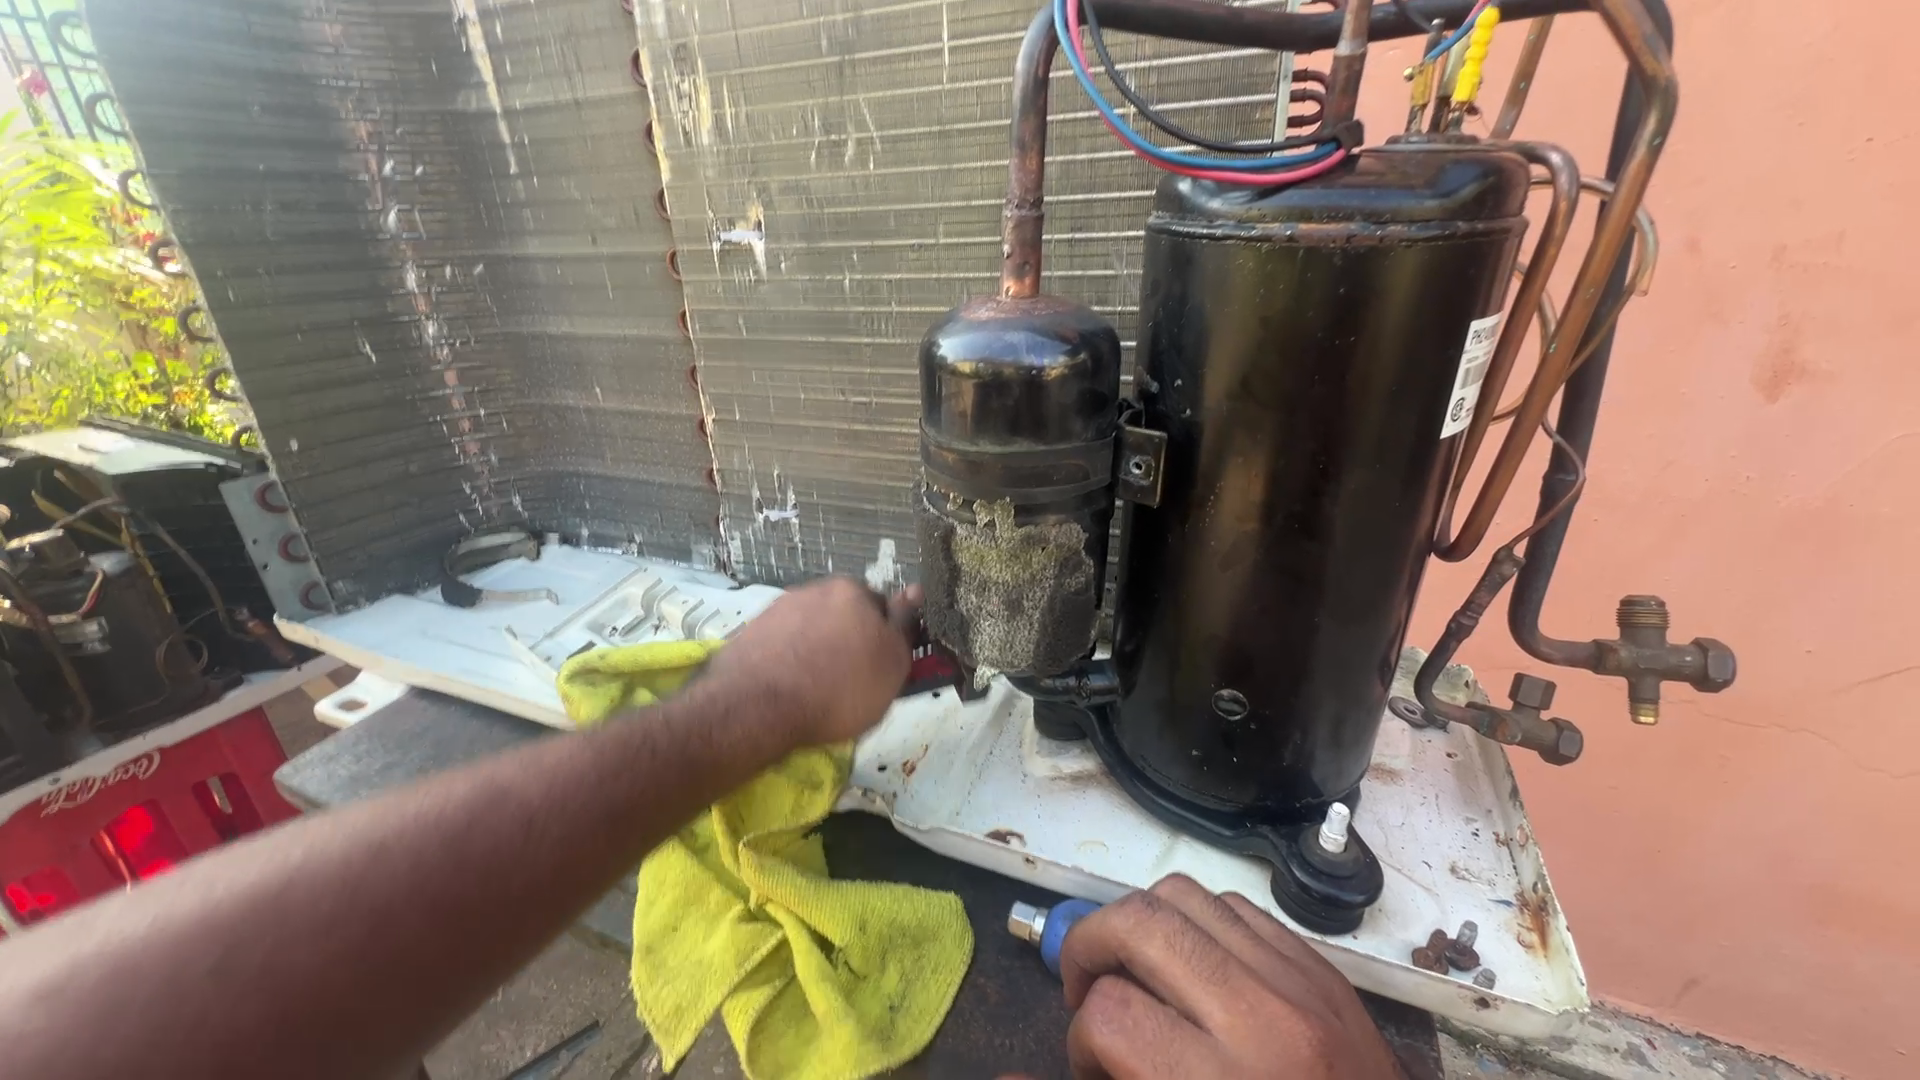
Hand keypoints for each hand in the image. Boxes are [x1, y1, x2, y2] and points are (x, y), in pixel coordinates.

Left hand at [700, 577, 921, 745]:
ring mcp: (779, 609)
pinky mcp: (752, 631)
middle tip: (849, 680)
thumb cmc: (838, 689)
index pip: (881, 609)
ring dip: (817, 649)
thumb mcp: (892, 665)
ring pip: (812, 629)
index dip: (883, 640)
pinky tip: (789, 687)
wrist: (756, 707)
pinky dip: (789, 660)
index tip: (878, 668)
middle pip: (843, 615)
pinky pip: (784, 643)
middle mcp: (814, 589)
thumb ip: (904, 626)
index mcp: (852, 591)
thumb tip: (915, 590)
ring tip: (815, 688)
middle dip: (848, 640)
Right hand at [1058, 875, 1400, 1079]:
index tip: (1090, 1066)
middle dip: (1088, 947)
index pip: (1111, 1016)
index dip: (1080, 1040)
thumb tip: (1001, 1076)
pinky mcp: (1322, 967)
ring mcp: (1300, 982)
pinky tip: (1193, 966)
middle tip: (1085, 987)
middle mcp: (1265, 1020)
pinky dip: (1194, 924)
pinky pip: (1234, 906)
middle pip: (1139, 924)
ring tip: (1136, 968)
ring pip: (1182, 895)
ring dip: (1138, 925)